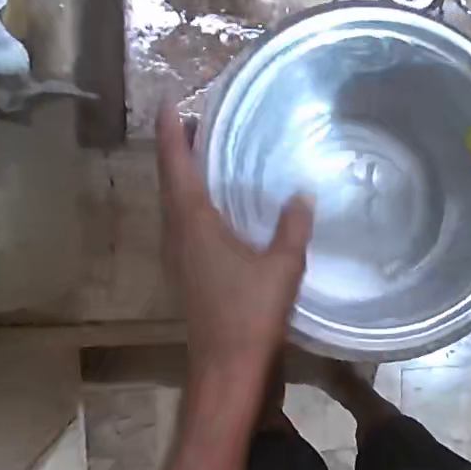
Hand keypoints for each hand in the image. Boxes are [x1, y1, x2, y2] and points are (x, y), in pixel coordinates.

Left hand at [156, 106, 313, 408]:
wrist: (225, 368)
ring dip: (182, 175)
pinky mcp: (185, 272)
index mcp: (194, 224)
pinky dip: (191, 200)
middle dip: (177, 148)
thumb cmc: (250, 314)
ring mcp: (177, 256)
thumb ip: (292, 227)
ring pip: (172, 203)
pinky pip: (182, 222)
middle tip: (196, 122)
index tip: (168, 101)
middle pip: (168, 181)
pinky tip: (214, 205)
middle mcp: (177, 234)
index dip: (172, 132)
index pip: (177, 166)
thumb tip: (302, 195)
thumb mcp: (282, 266)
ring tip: (205, 154)